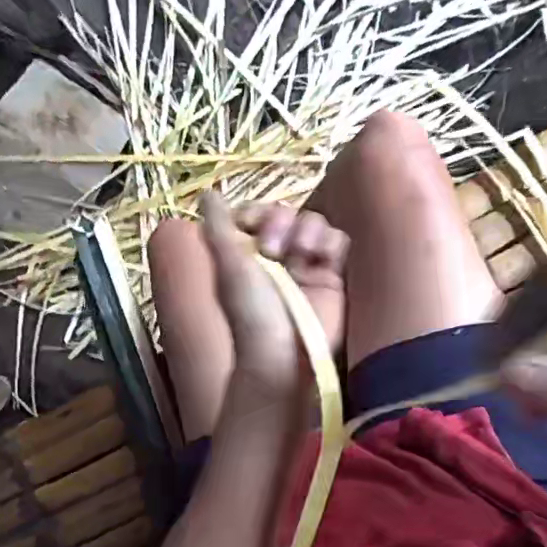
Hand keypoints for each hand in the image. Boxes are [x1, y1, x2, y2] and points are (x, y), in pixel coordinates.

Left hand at [199, 190, 348, 399]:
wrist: (285, 354)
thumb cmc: (251, 312)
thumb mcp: (228, 265)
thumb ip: (219, 225)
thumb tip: (208, 191)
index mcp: (250, 254)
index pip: (258, 214)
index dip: (257, 211)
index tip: (251, 223)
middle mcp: (280, 258)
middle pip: (288, 214)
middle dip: (281, 220)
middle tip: (273, 247)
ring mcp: (309, 267)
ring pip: (315, 224)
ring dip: (307, 228)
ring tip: (301, 251)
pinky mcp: (335, 278)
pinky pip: (338, 243)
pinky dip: (330, 241)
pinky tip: (320, 255)